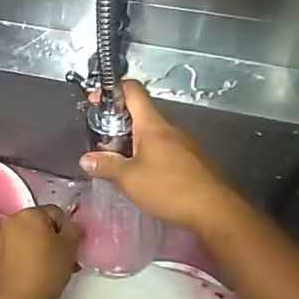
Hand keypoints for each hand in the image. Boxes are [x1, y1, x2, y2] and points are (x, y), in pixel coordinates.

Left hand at [0, 204, 77, 298]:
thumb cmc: (47, 270)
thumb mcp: (70, 247)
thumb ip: (74, 230)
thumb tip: (71, 226)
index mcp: (31, 213)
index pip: (57, 214)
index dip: (66, 231)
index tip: (67, 249)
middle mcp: (13, 219)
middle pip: (42, 224)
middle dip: (53, 238)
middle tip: (61, 259)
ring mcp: (3, 236)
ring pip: (31, 236)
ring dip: (42, 247)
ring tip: (50, 268)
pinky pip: (20, 247)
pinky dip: (29, 255)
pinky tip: (37, 271)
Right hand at [79, 81, 243, 233]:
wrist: (213, 208)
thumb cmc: (168, 187)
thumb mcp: (129, 178)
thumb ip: (106, 166)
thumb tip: (86, 160)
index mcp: (153, 124)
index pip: (133, 90)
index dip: (113, 90)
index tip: (97, 102)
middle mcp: (170, 127)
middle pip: (141, 113)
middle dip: (120, 122)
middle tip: (103, 141)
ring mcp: (184, 141)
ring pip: (154, 132)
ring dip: (135, 140)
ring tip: (120, 160)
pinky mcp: (193, 157)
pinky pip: (166, 146)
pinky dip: (151, 152)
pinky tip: (145, 173)